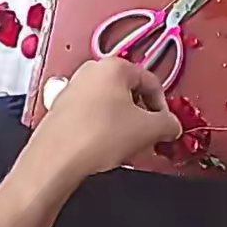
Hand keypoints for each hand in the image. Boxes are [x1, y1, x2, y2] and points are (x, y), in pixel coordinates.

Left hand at [28, 57, 181, 183]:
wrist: (55, 160)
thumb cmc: (100, 136)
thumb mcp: (148, 130)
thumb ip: (169, 124)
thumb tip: (171, 125)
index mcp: (114, 66)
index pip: (152, 82)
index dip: (163, 107)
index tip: (164, 126)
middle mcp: (92, 70)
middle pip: (130, 92)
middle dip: (142, 116)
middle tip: (147, 137)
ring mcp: (73, 88)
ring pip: (111, 104)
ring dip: (124, 124)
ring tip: (125, 146)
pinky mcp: (60, 107)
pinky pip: (92, 114)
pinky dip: (103, 128)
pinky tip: (104, 148)